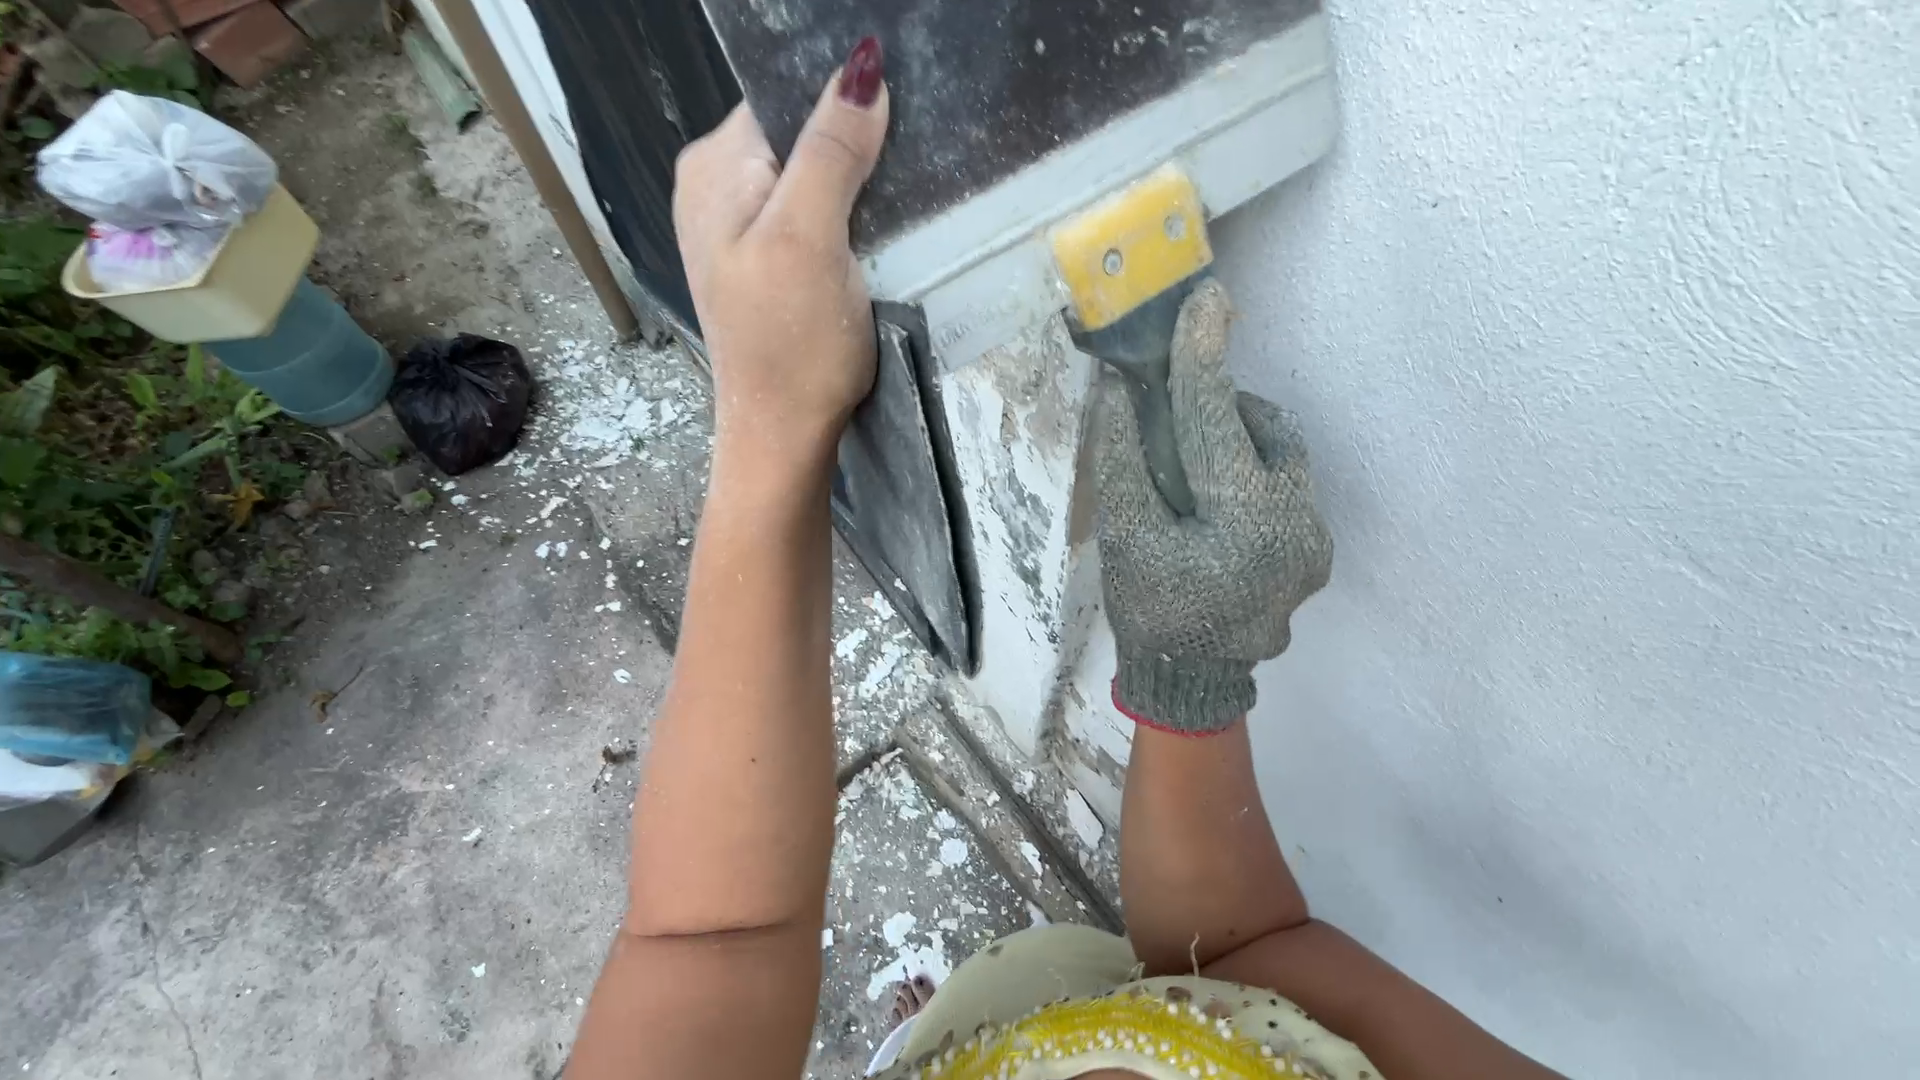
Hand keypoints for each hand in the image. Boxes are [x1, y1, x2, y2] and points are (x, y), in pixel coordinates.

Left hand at [671, 38, 889, 473]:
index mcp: (713, 169)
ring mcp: (741, 231)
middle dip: (851, 149)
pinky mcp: (769, 265)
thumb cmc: (793, 342)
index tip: (893, 132)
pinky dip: (848, 221)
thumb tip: (861, 65)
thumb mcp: (809, 239)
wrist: (785, 433)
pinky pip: (815, 218)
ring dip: (857, 188)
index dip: (838, 107)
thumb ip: (829, 151)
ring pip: (812, 179)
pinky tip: (871, 242)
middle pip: (798, 137)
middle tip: (900, 180)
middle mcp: (717, 190)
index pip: (782, 99)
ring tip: (892, 212)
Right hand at [1096, 279, 1332, 733]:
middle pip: (1265, 432)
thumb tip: (1121, 392)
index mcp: (1247, 523)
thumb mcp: (1125, 537)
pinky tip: (1220, 495)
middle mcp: (1299, 525)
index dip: (1202, 360)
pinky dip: (1252, 475)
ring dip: (1240, 441)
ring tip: (1196, 456)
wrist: (1192, 678)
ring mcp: (1317, 541)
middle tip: (1183, 400)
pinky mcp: (1319, 550)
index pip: (1217, 424)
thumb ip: (1123, 462)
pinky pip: (1287, 487)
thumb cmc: (1151, 610)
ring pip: (1283, 457)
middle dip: (1223, 406)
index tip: (1203, 302)